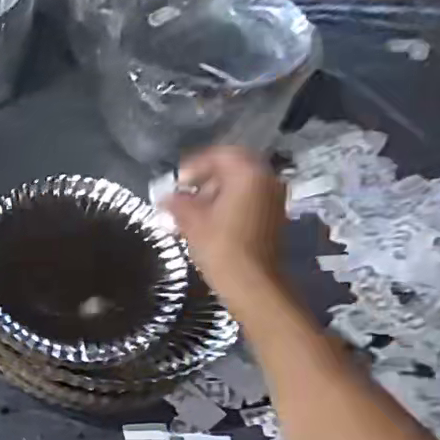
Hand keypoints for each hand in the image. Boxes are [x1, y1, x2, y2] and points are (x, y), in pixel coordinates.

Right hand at [161, 146, 288, 309]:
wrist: (251, 284)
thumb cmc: (221, 248)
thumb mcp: (192, 222)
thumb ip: (178, 203)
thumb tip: (165, 197)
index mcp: (248, 173)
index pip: (219, 155)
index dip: (194, 166)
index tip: (176, 182)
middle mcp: (266, 179)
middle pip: (232, 168)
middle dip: (206, 179)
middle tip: (184, 194)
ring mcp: (274, 198)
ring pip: (241, 185)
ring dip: (217, 193)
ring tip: (193, 211)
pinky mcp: (274, 217)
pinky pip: (249, 200)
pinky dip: (229, 204)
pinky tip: (210, 221)